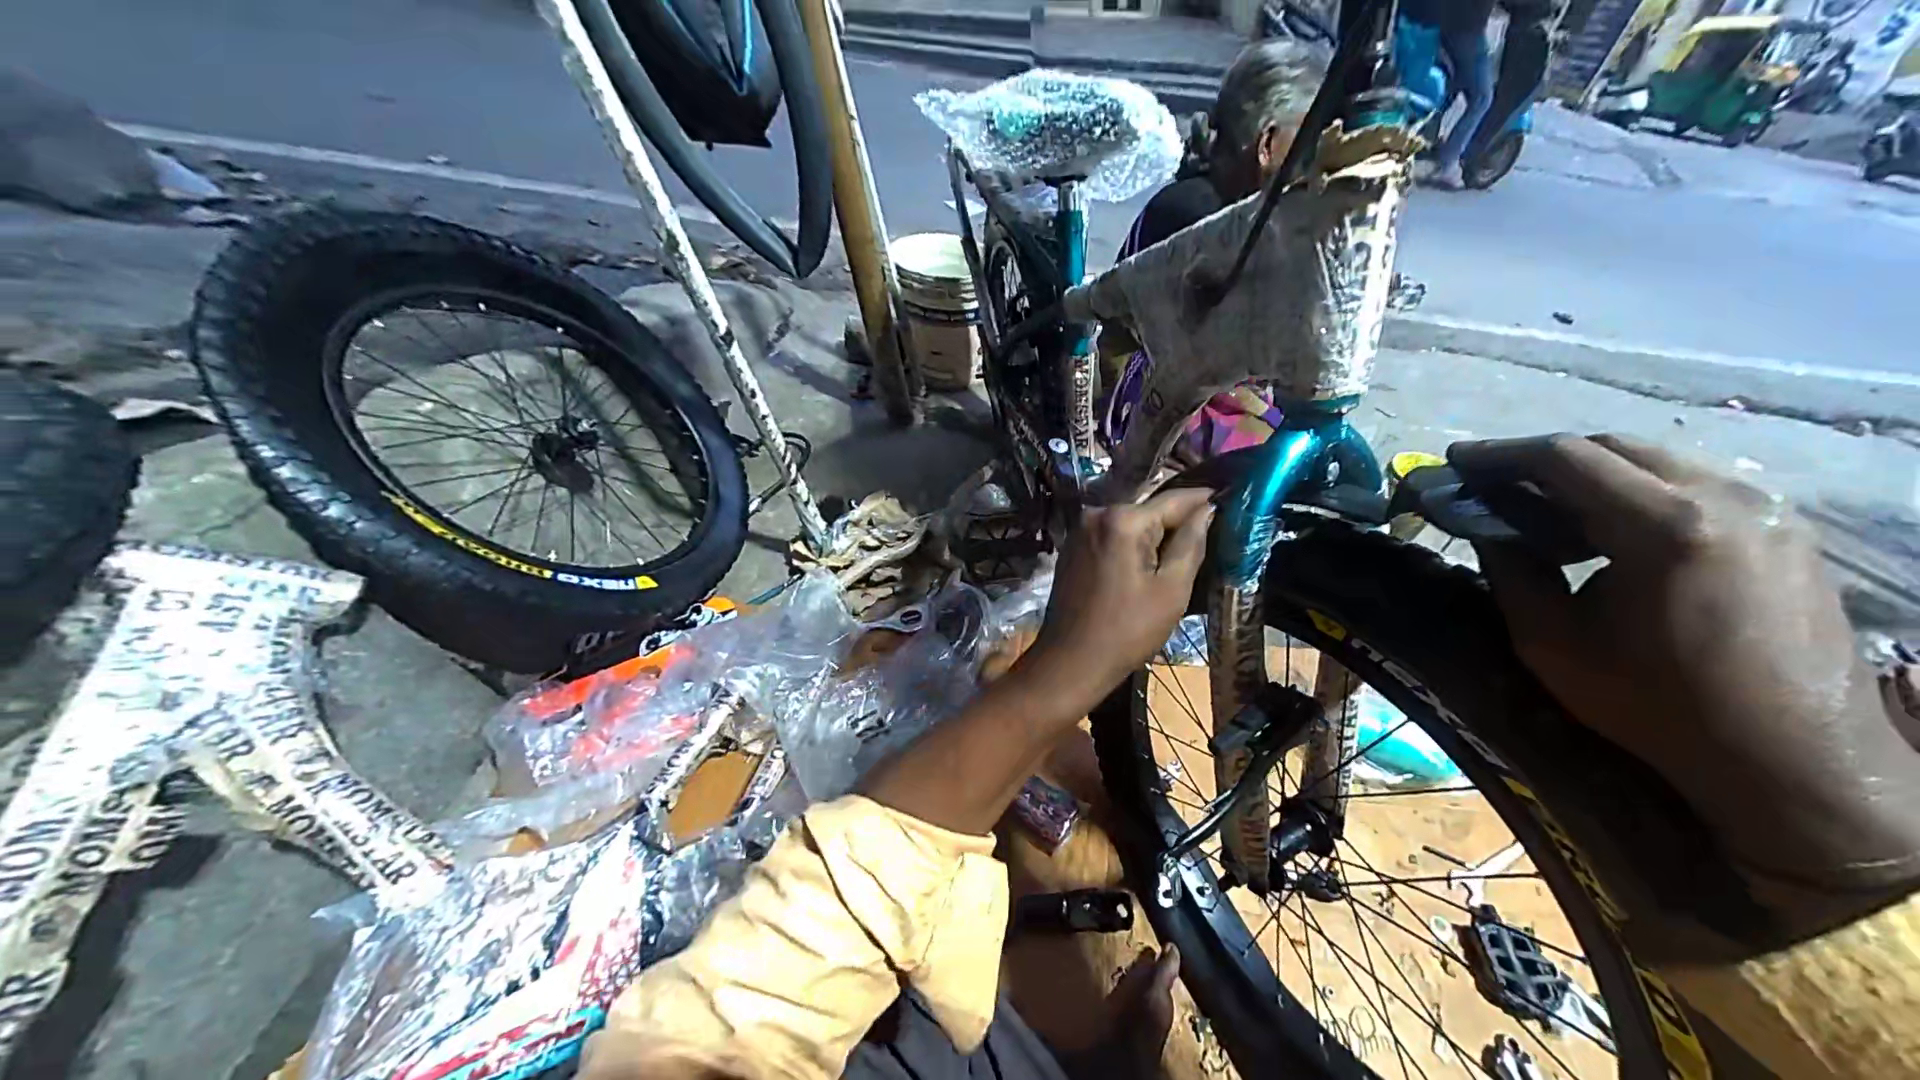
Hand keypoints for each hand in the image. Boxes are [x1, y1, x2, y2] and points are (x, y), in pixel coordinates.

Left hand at [1022, 489, 1212, 713]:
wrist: (1071, 661)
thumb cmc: (1127, 631)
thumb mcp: (1172, 589)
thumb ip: (1192, 543)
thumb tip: (1208, 509)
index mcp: (1123, 519)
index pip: (1176, 499)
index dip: (1206, 502)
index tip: (1232, 502)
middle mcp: (1097, 512)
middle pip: (1151, 509)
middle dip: (1179, 523)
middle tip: (1210, 540)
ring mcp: (1080, 529)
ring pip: (1132, 522)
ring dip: (1155, 535)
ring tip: (1182, 555)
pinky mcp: (1073, 546)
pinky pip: (1113, 534)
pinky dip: (1132, 544)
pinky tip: (1146, 565)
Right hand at [1451, 434, 1919, 903]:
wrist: (1791, 759)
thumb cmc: (1655, 704)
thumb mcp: (1551, 640)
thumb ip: (1512, 568)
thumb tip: (1485, 524)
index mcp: (1666, 526)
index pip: (1566, 458)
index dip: (1500, 454)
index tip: (1456, 459)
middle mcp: (1728, 499)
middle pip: (1614, 448)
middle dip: (1542, 458)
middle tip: (1490, 479)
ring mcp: (1770, 511)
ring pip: (1658, 461)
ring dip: (1589, 472)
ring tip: (1540, 502)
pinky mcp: (1787, 531)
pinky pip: (1694, 485)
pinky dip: (1635, 489)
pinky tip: (1605, 524)